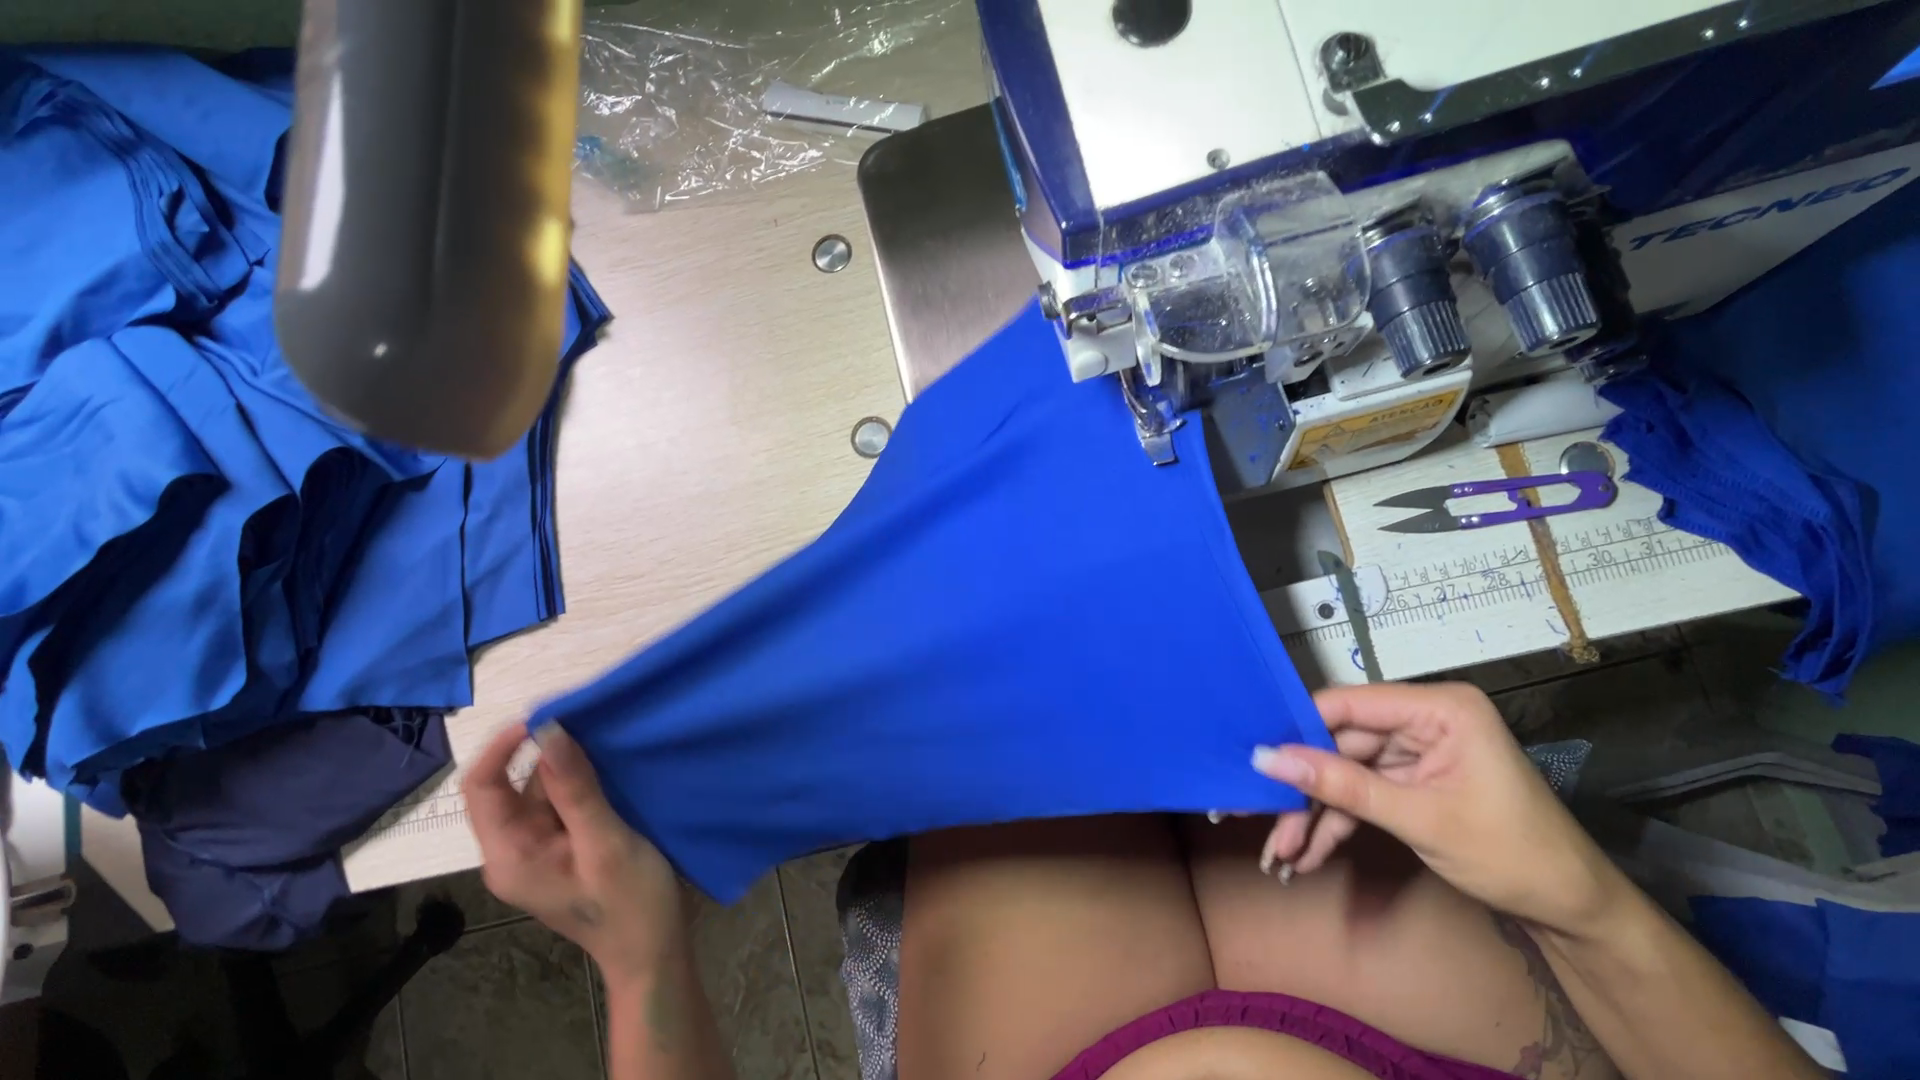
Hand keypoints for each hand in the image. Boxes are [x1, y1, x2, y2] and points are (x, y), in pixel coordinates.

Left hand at [463, 722, 684, 983]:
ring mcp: (536, 853)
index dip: (504, 745)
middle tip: (588, 725)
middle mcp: (512, 852)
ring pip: (537, 793)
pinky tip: (609, 771)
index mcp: (509, 855)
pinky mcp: (561, 852)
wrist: (655, 953)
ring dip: (565, 767)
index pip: (481, 785)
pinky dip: (578, 784)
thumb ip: (574, 787)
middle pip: (509, 787)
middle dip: (543, 753)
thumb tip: (549, 729)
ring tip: (605, 744)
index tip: (547, 717)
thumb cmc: (630, 902)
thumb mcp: (605, 841)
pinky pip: (558, 807)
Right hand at [1253, 682, 1619, 932]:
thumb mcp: (1419, 819)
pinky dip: (1336, 824)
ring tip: (1282, 852)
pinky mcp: (1411, 781)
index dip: (1298, 730)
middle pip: (1339, 744)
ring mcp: (1416, 752)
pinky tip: (1309, 853)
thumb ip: (1340, 786)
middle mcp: (1423, 720)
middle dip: (1303, 789)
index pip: (1348, 705)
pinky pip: (1361, 795)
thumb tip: (1267, 760)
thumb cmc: (1512, 853)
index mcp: (1439, 708)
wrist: (1573, 911)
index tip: (1253, 758)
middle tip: (1264, 822)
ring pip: (1343, 774)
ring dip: (1313, 814)